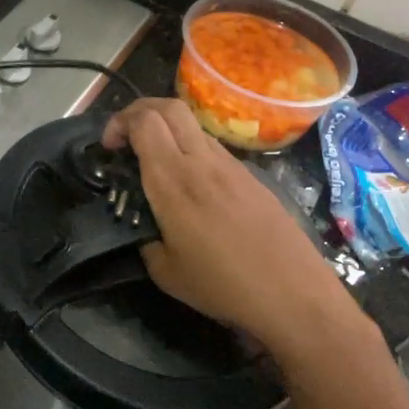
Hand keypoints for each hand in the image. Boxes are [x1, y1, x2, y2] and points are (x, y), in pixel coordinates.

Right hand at [103, 98, 357, 356]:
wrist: (298, 301)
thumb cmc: (225, 287)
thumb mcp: (166, 272)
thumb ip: (145, 238)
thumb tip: (143, 224)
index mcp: (172, 180)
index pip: (142, 121)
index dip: (118, 123)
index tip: (109, 148)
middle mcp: (201, 162)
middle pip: (168, 107)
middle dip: (140, 111)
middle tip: (127, 137)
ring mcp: (232, 168)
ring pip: (193, 125)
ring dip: (168, 130)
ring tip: (159, 161)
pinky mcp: (253, 180)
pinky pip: (215, 149)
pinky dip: (193, 151)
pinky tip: (195, 185)